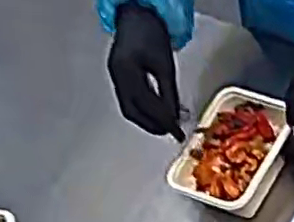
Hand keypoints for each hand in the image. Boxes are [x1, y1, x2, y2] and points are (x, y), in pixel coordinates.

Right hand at [108, 2, 186, 137]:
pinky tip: (157, 114)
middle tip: (172, 132)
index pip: (147, 106)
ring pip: (130, 109)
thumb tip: (176, 119)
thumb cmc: (150, 33)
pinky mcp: (119, 76)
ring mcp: (115, 76)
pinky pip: (129, 101)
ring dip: (149, 121)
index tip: (178, 134)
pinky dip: (144, 111)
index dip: (165, 123)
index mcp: (126, 70)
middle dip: (154, 126)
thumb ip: (170, 96)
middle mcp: (117, 75)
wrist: (137, 16)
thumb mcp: (165, 68)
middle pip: (133, 112)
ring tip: (166, 126)